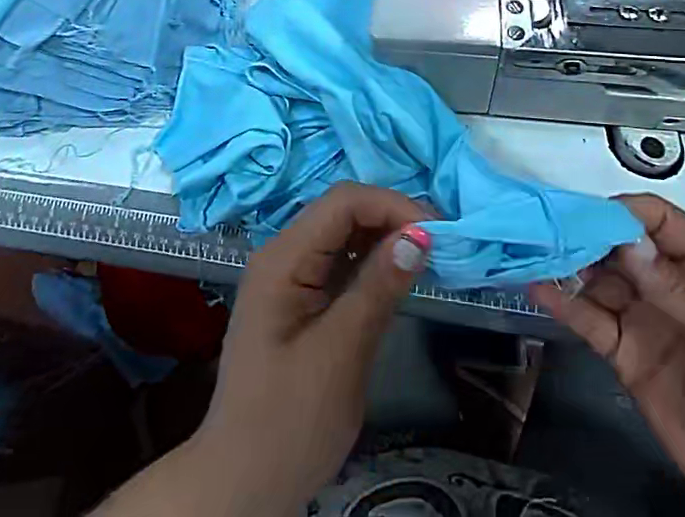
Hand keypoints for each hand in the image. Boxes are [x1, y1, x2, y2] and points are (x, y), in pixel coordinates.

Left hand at [95, 182, 430, 516]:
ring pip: (345, 235)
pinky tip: (400, 276)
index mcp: (282, 260)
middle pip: (343, 212)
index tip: (437, 234)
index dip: (392, 206)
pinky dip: (374, 263)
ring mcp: (291, 278)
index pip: (342, 202)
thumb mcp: (340, 353)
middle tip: (441, 246)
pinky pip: (342, 264)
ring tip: (428, 257)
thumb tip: (420, 235)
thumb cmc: (288, 421)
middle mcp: (283, 256)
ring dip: (386, 238)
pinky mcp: (302, 300)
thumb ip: (378, 288)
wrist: (243, 483)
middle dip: (392, 218)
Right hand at [530, 194, 684, 516]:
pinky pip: (594, 326)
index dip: (624, 213)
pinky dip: (565, 306)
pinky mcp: (632, 366)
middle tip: (544, 229)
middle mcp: (677, 293)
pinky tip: (539, 289)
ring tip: (532, 252)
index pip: (663, 224)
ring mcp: (653, 329)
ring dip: (569, 265)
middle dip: (586, 234)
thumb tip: (625, 242)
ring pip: (602, 283)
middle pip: (623, 249)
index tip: (584, 213)